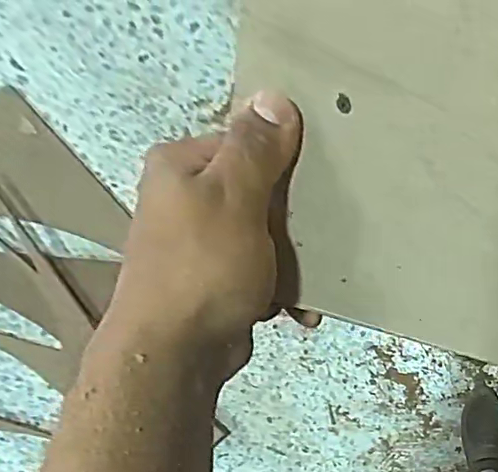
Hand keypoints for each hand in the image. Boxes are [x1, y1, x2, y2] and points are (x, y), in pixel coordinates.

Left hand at [102, 90, 315, 380]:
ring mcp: (202, 244)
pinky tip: (298, 310)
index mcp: (183, 166)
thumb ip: (256, 153)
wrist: (179, 346)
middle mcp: (187, 199)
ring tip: (310, 285)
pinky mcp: (219, 283)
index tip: (316, 194)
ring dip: (297, 265)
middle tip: (319, 244)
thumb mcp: (236, 201)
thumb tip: (275, 98)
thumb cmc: (206, 268)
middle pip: (261, 196)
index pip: (244, 147)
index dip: (285, 169)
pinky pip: (264, 276)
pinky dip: (284, 292)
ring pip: (268, 240)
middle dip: (296, 225)